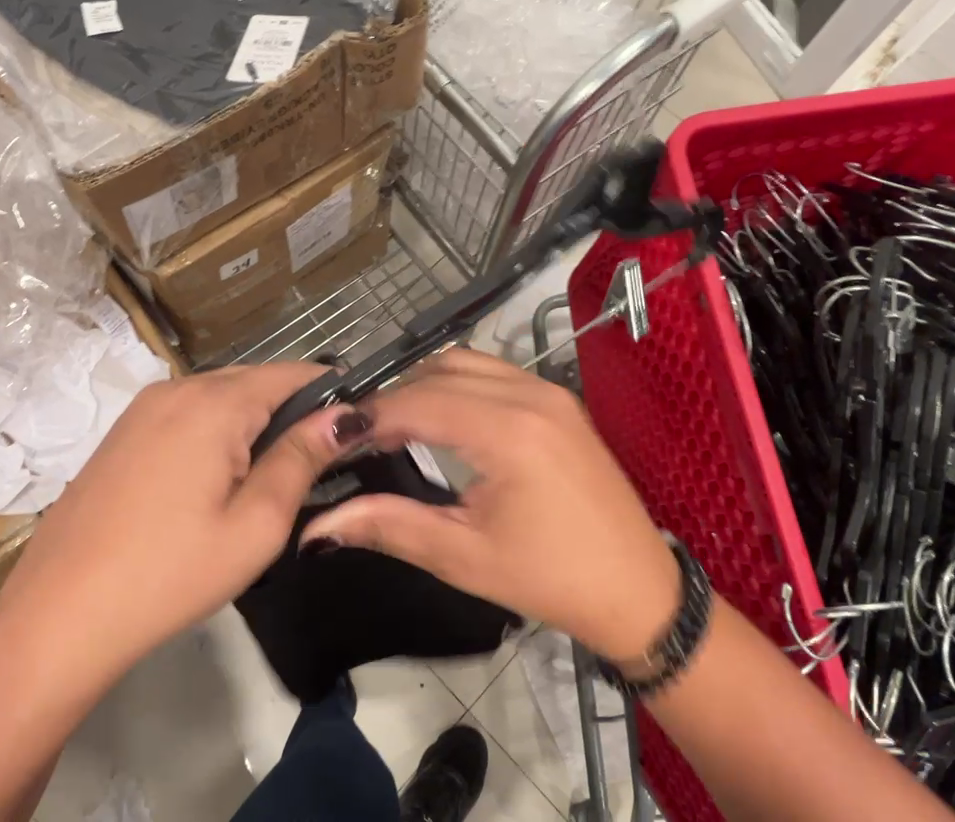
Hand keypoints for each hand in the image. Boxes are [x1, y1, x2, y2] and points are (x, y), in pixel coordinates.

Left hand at [0, 363, 361, 666]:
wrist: (58, 616)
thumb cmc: (171, 574)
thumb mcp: (256, 524)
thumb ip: (302, 458)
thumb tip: (343, 415)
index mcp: (214, 402)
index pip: (294, 372)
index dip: (332, 395)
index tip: (357, 433)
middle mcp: (176, 388)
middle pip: (256, 382)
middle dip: (292, 414)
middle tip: (315, 470)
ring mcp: (141, 410)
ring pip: (220, 400)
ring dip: (253, 428)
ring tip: (267, 484)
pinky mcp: (121, 434)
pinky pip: (187, 417)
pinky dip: (215, 437)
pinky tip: (214, 487)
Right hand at [300, 349, 680, 663]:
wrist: (636, 590)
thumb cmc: (550, 579)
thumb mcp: (464, 557)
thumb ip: (389, 527)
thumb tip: (318, 525)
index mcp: (508, 431)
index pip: (418, 401)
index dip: (369, 417)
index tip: (334, 440)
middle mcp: (531, 395)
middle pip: (439, 370)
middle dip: (395, 398)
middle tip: (361, 439)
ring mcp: (551, 392)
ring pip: (468, 363)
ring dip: (426, 386)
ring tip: (396, 429)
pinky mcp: (561, 402)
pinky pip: (496, 373)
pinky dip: (459, 386)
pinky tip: (443, 422)